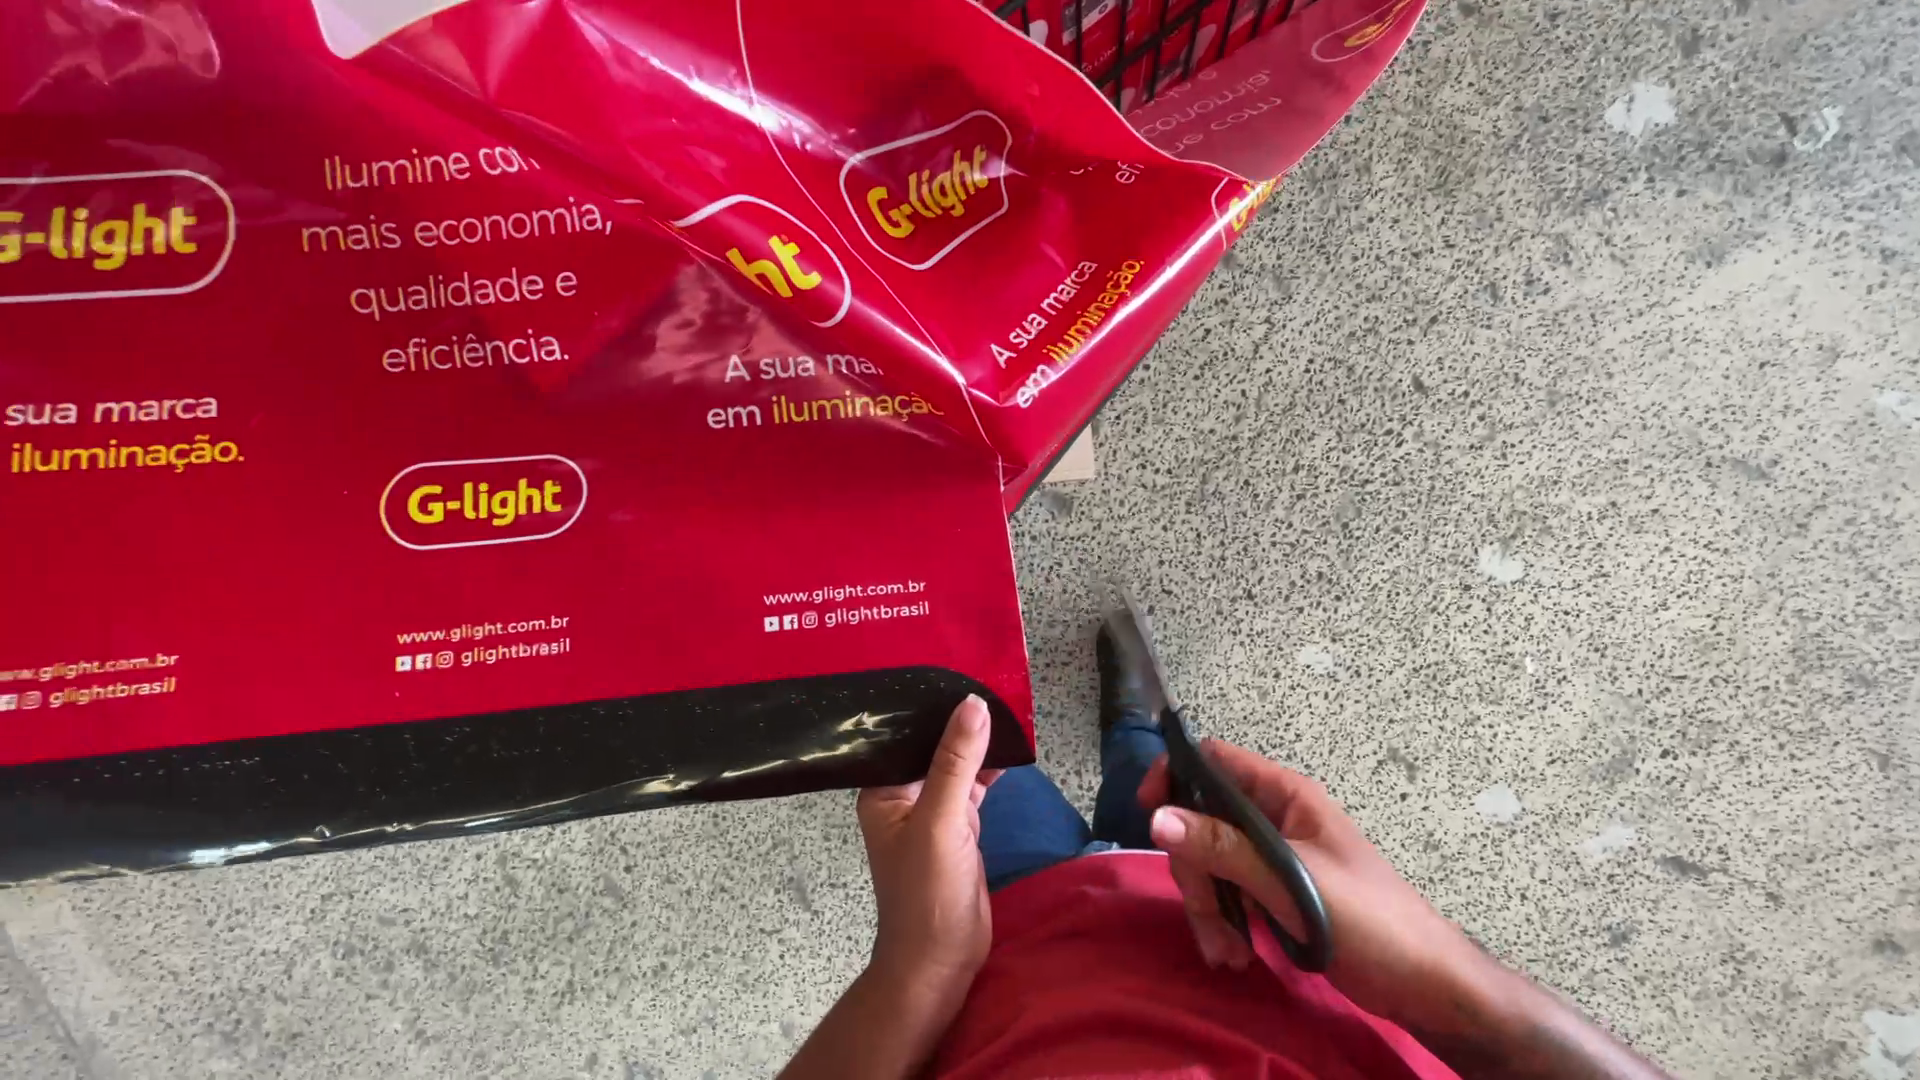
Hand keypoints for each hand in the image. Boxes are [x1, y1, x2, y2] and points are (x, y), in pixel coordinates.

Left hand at [856, 694, 1002, 994]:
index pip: (903, 735)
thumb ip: (957, 762)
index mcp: (882, 790)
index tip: (956, 671)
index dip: (929, 706)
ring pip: (956, 765)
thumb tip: (974, 703)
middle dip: (957, 720)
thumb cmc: (928, 891)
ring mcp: (933, 812)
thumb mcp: (941, 820)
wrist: (943, 961)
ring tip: (1005, 704)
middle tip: (988, 679)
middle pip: (932, 747)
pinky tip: (1011, 748)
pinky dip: (991, 770)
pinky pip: (974, 787)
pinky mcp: (959, 828)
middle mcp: (903, 795)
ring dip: (977, 743)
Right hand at [1140, 740, 1492, 1031]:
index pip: (1214, 761)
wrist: (1427, 988)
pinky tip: (1234, 955)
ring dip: (1207, 906)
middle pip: (1201, 821)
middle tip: (1204, 913)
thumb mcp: (1293, 882)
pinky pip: (1224, 893)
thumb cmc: (1372, 920)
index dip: (1176, 775)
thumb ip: (1224, 848)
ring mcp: (1269, 857)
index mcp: (1284, 795)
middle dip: (1194, 870)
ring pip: (1207, 862)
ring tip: (1226, 952)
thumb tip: (1158, 816)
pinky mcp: (1269, 893)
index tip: (1149, 810)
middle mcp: (1271, 818)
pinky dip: (1221, 922)